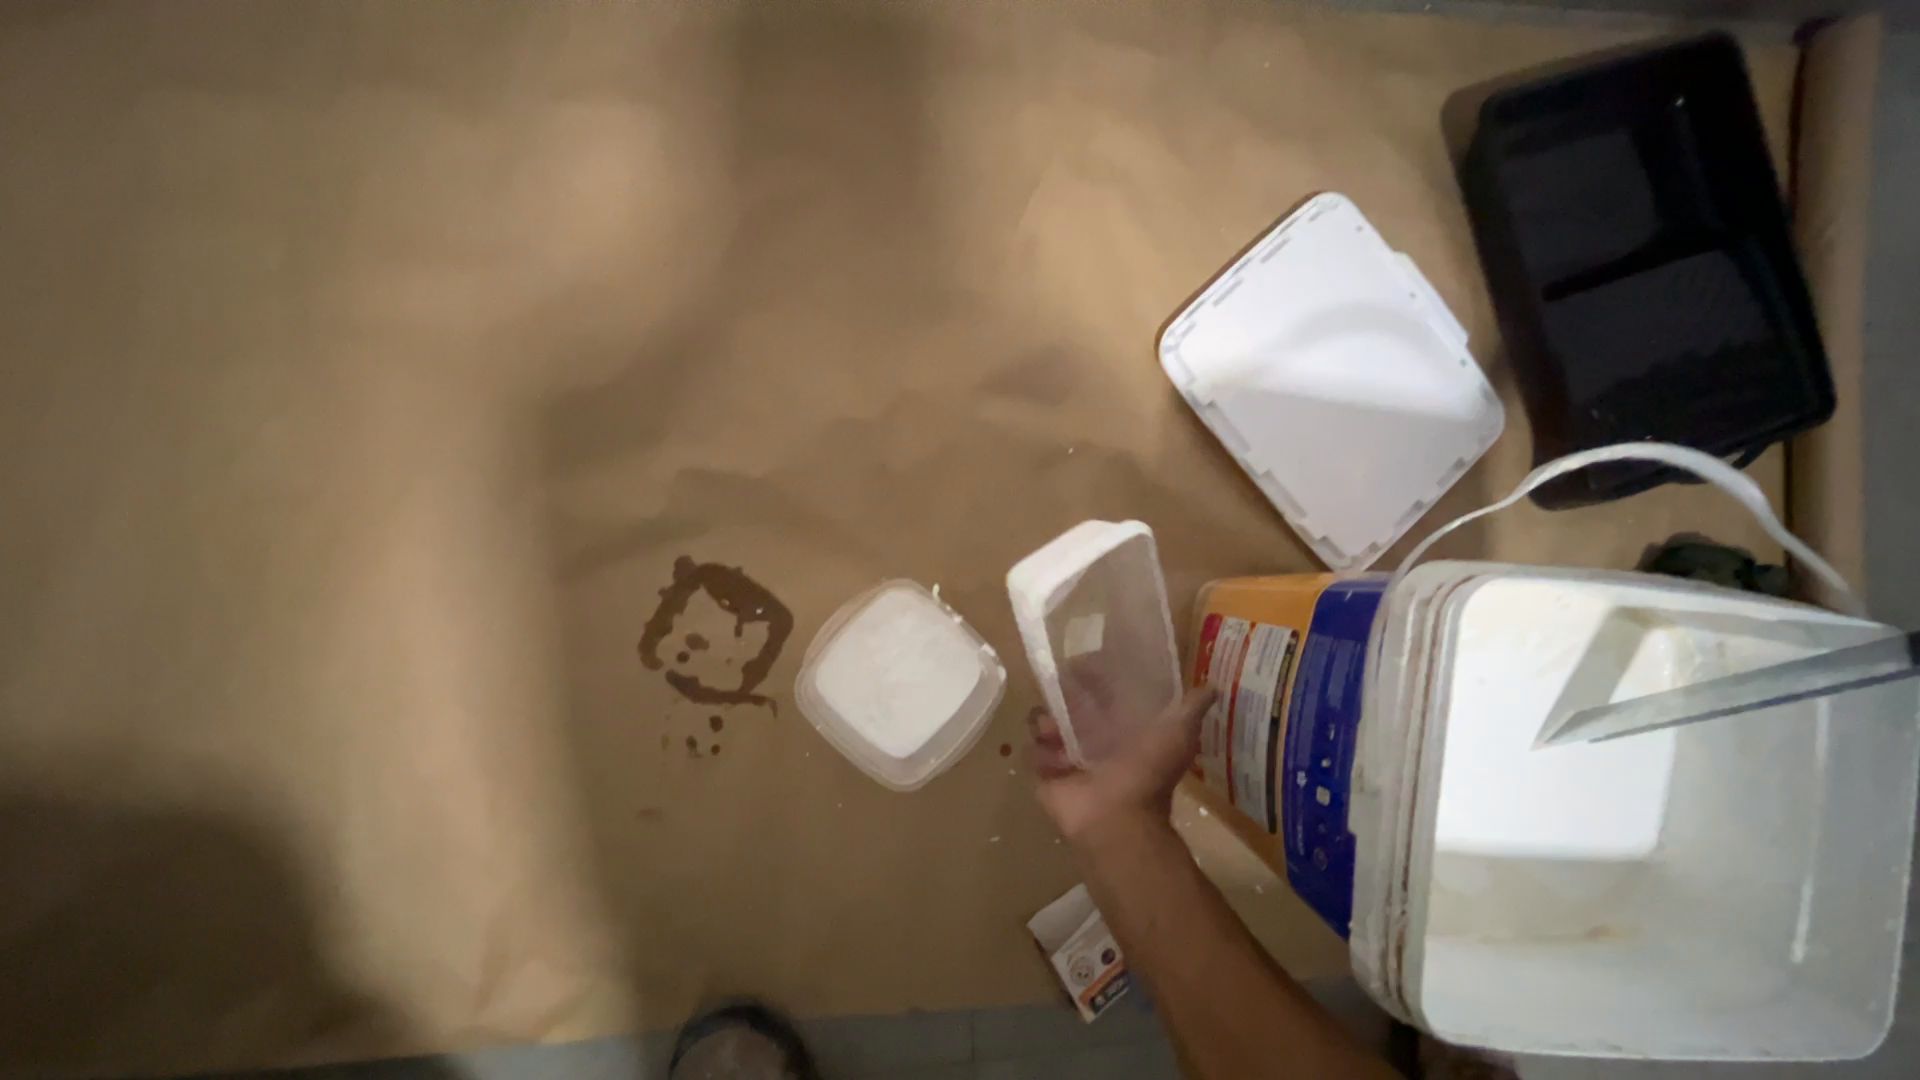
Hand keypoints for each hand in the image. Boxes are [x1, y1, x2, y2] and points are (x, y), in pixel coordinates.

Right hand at [1029, 685, 1215, 844]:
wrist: (1115, 818)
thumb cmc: (1145, 772)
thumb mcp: (1177, 735)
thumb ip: (1190, 710)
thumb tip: (1211, 687)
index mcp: (1122, 726)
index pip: (1101, 690)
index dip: (1090, 674)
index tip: (1079, 664)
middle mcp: (1095, 739)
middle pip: (1069, 705)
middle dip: (1063, 697)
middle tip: (1060, 696)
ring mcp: (1069, 757)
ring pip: (1046, 725)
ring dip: (1047, 724)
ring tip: (1053, 733)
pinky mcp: (1047, 775)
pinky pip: (1032, 752)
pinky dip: (1040, 754)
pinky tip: (1055, 760)